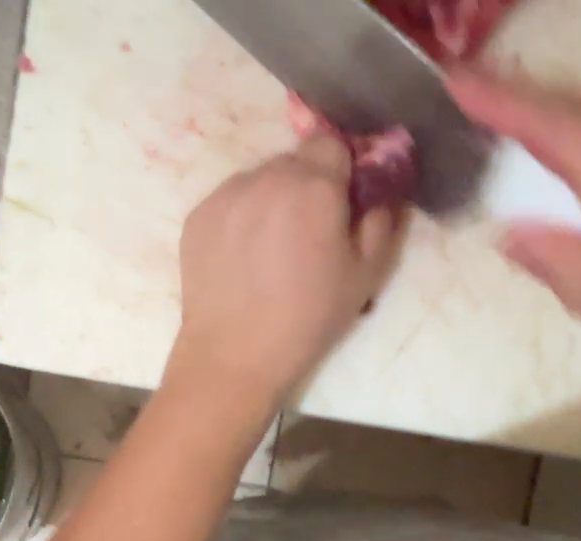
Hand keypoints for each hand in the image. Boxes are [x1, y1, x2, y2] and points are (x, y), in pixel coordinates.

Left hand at [167, 136, 404, 409]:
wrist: (234, 356)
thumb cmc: (307, 320)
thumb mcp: (366, 276)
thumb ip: (382, 221)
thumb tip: (384, 191)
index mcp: (314, 185)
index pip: (331, 143)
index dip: (339, 170)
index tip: (340, 205)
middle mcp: (265, 177)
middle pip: (293, 162)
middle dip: (305, 186)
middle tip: (306, 235)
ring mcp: (225, 196)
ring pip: (257, 181)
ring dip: (269, 202)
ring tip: (269, 252)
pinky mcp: (196, 219)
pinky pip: (228, 204)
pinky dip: (238, 220)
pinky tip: (241, 261)